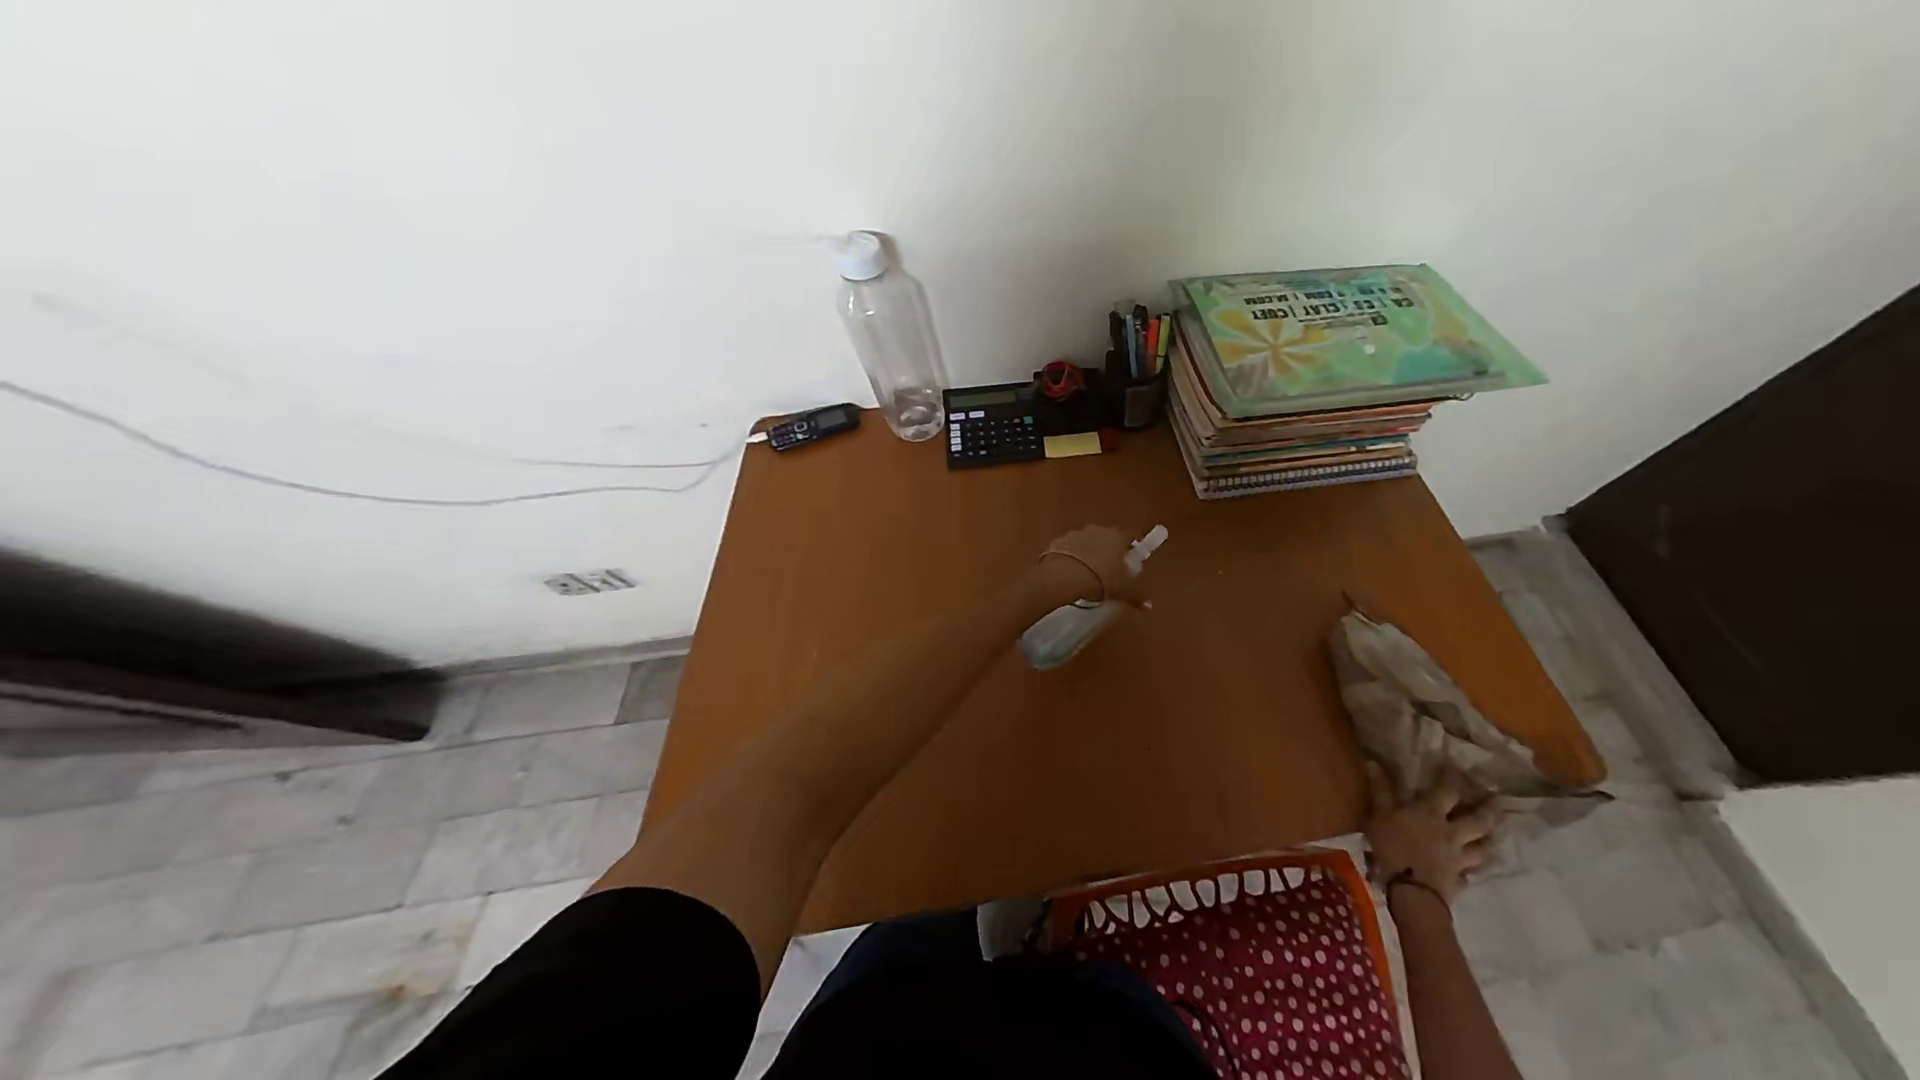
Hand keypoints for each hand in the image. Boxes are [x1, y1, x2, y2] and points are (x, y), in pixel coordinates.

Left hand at [1034, 525, 1150, 606]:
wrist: (1064, 577)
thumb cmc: (1101, 580)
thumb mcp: (1123, 590)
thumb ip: (1137, 595)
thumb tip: (1148, 606)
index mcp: (1116, 537)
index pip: (1129, 535)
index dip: (1131, 545)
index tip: (1131, 555)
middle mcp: (1097, 530)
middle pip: (1106, 536)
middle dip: (1108, 548)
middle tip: (1109, 566)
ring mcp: (1075, 534)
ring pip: (1085, 541)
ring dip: (1087, 551)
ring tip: (1087, 570)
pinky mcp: (1057, 542)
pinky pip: (1067, 548)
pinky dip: (1069, 556)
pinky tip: (1069, 570)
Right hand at [1363, 762, 1498, 906]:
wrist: (1412, 890)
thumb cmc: (1392, 846)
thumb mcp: (1379, 815)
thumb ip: (1380, 791)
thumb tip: (1374, 762)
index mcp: (1431, 814)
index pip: (1448, 791)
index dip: (1453, 778)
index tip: (1457, 768)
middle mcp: (1452, 833)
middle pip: (1478, 821)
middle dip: (1489, 811)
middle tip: (1498, 804)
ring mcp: (1459, 858)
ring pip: (1481, 849)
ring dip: (1487, 843)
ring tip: (1491, 840)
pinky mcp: (1459, 879)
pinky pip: (1468, 874)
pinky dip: (1469, 872)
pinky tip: (1467, 873)